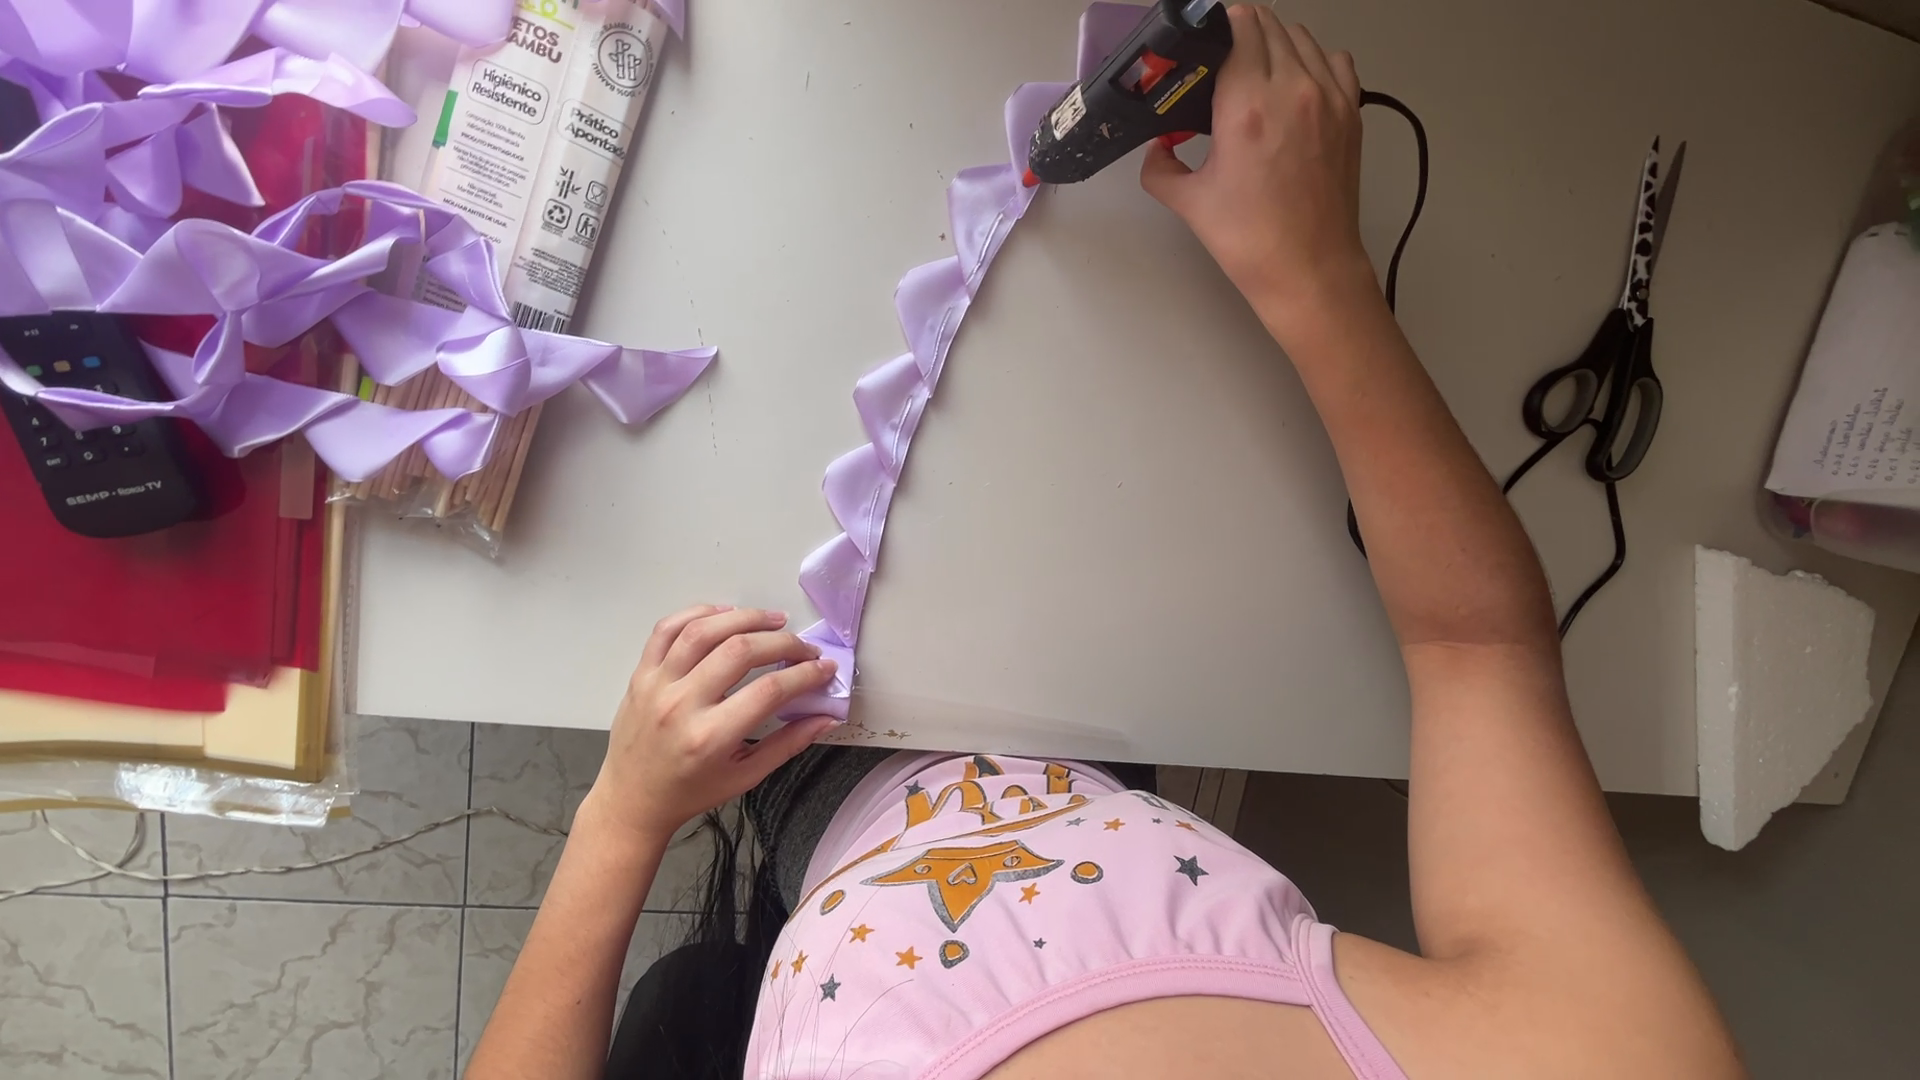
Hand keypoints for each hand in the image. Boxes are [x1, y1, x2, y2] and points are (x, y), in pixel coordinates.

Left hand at [585, 605, 838, 840]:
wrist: (631, 800)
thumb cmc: (692, 791)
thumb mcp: (746, 776)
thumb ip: (789, 744)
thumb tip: (828, 717)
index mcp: (710, 738)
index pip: (769, 691)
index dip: (805, 674)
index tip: (825, 668)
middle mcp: (681, 706)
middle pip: (740, 651)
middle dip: (783, 642)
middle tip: (804, 647)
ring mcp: (657, 685)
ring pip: (704, 631)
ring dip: (745, 617)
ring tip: (773, 620)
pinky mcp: (641, 674)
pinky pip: (667, 629)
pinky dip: (699, 612)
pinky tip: (726, 614)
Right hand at [1141, 7, 1372, 336]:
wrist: (1308, 269)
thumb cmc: (1248, 240)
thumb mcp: (1190, 204)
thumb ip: (1161, 168)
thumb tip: (1157, 147)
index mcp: (1248, 106)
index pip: (1236, 27)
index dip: (1215, 27)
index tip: (1201, 47)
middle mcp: (1294, 88)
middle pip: (1268, 24)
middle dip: (1239, 34)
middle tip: (1218, 66)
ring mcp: (1329, 96)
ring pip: (1301, 36)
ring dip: (1274, 44)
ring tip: (1253, 76)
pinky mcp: (1351, 111)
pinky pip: (1333, 59)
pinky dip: (1311, 61)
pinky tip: (1292, 89)